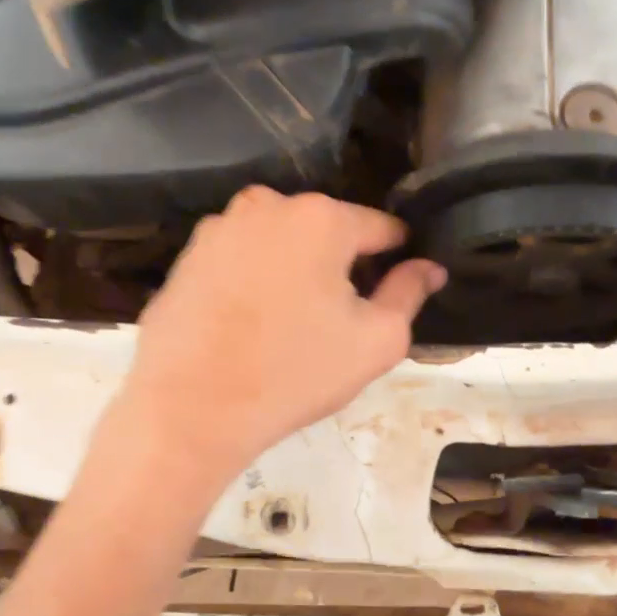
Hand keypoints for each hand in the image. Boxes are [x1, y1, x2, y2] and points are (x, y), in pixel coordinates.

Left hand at [109, 187, 444, 487]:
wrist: (189, 410)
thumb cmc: (295, 373)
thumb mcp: (377, 341)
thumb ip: (409, 294)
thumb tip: (429, 267)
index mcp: (321, 218)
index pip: (382, 229)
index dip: (395, 262)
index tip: (390, 297)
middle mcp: (268, 205)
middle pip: (328, 232)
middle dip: (341, 266)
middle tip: (338, 321)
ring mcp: (220, 228)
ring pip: (282, 244)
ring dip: (296, 272)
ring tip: (290, 327)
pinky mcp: (187, 257)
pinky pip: (241, 261)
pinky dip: (254, 283)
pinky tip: (250, 328)